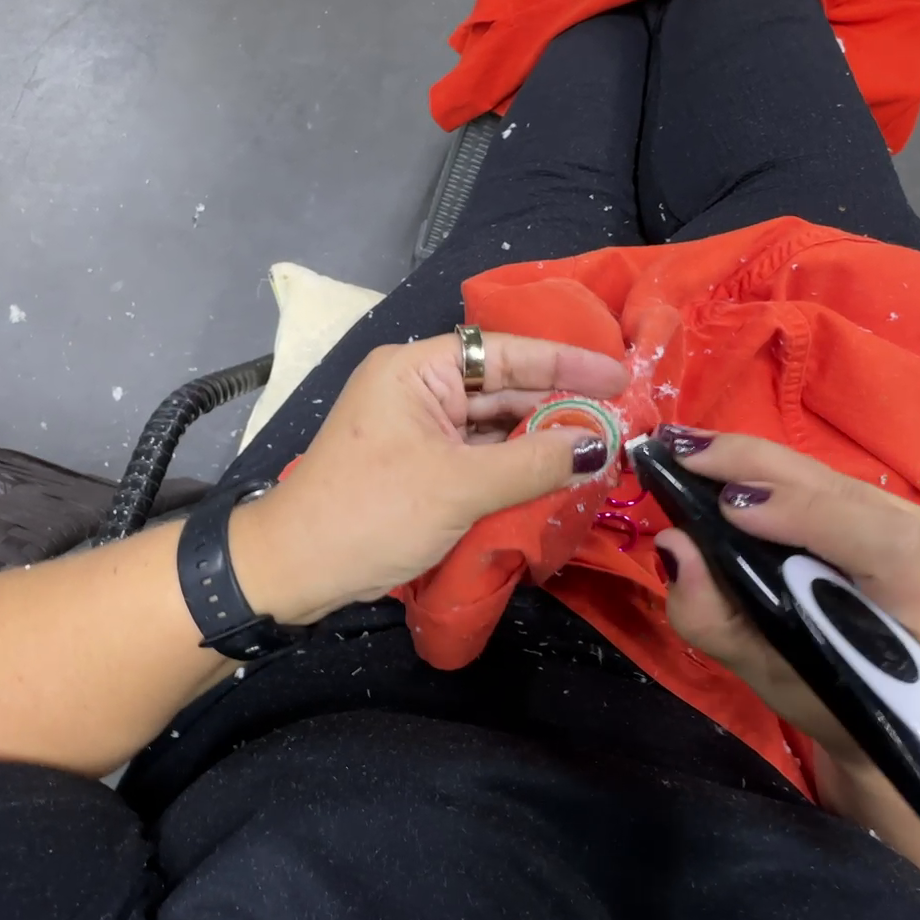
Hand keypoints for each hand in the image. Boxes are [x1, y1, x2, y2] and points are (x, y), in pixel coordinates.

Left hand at [232, 332, 628, 624]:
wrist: (296, 567)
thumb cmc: (373, 512)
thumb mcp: (460, 486)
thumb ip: (535, 463)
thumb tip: (602, 445)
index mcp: (415, 370)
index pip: (504, 352)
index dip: (565, 363)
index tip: (620, 376)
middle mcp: (416, 388)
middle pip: (501, 388)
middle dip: (558, 406)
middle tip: (622, 421)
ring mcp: (416, 428)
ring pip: (491, 425)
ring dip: (539, 439)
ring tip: (602, 448)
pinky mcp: (417, 463)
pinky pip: (476, 454)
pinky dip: (513, 465)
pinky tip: (556, 473)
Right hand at [652, 431, 919, 765]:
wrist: (891, 703)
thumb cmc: (833, 700)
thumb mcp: (765, 676)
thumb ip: (714, 619)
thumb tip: (674, 545)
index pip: (885, 544)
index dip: (807, 514)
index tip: (729, 506)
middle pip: (847, 492)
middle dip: (757, 467)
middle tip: (680, 453)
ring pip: (829, 477)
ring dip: (750, 458)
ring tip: (684, 448)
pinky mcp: (893, 507)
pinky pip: (823, 478)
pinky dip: (763, 466)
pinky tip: (717, 457)